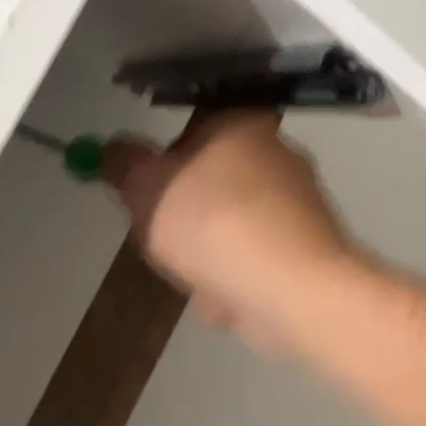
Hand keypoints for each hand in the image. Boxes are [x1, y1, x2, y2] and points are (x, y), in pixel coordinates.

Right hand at [103, 111, 355, 349]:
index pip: (195, 127)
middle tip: (164, 239)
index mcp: (246, 124)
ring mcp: (300, 206)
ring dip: (208, 256)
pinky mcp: (310, 250)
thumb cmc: (215, 224)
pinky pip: (256, 260)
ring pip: (232, 227)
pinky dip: (237, 279)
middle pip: (213, 182)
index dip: (164, 160)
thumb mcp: (146, 188)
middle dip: (183, 217)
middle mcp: (281, 156)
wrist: (294, 290)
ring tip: (197, 277)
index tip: (145, 193)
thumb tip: (115, 150)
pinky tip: (227, 300)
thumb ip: (124, 165)